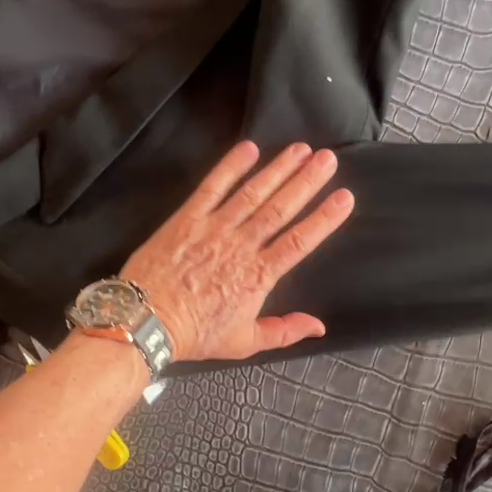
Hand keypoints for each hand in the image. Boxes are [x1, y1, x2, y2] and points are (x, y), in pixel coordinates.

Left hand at [120, 141, 354, 361]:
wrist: (145, 321)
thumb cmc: (196, 333)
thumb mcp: (245, 342)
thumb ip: (285, 331)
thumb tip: (320, 326)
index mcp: (259, 276)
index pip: (299, 241)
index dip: (324, 218)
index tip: (345, 197)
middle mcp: (241, 246)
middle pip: (280, 209)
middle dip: (306, 182)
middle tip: (328, 159)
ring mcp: (214, 228)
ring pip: (252, 193)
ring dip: (278, 169)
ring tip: (300, 149)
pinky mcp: (187, 218)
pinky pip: (212, 188)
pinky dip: (230, 167)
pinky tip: (249, 149)